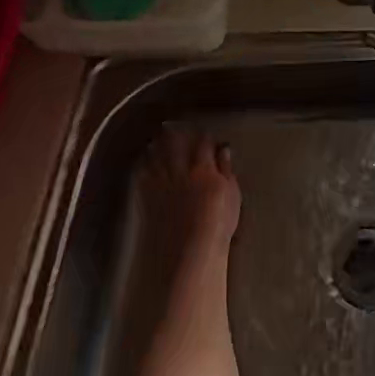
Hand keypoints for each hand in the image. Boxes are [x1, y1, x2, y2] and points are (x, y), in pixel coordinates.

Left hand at [139, 128, 241, 248]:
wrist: (190, 251)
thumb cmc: (219, 223)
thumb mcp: (232, 194)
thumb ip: (226, 170)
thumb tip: (224, 150)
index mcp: (204, 168)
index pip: (202, 143)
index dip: (203, 136)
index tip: (204, 134)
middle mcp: (180, 170)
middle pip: (175, 144)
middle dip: (173, 132)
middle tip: (170, 124)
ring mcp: (161, 184)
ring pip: (156, 156)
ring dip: (156, 145)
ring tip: (155, 138)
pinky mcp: (147, 198)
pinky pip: (142, 175)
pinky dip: (143, 165)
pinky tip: (144, 162)